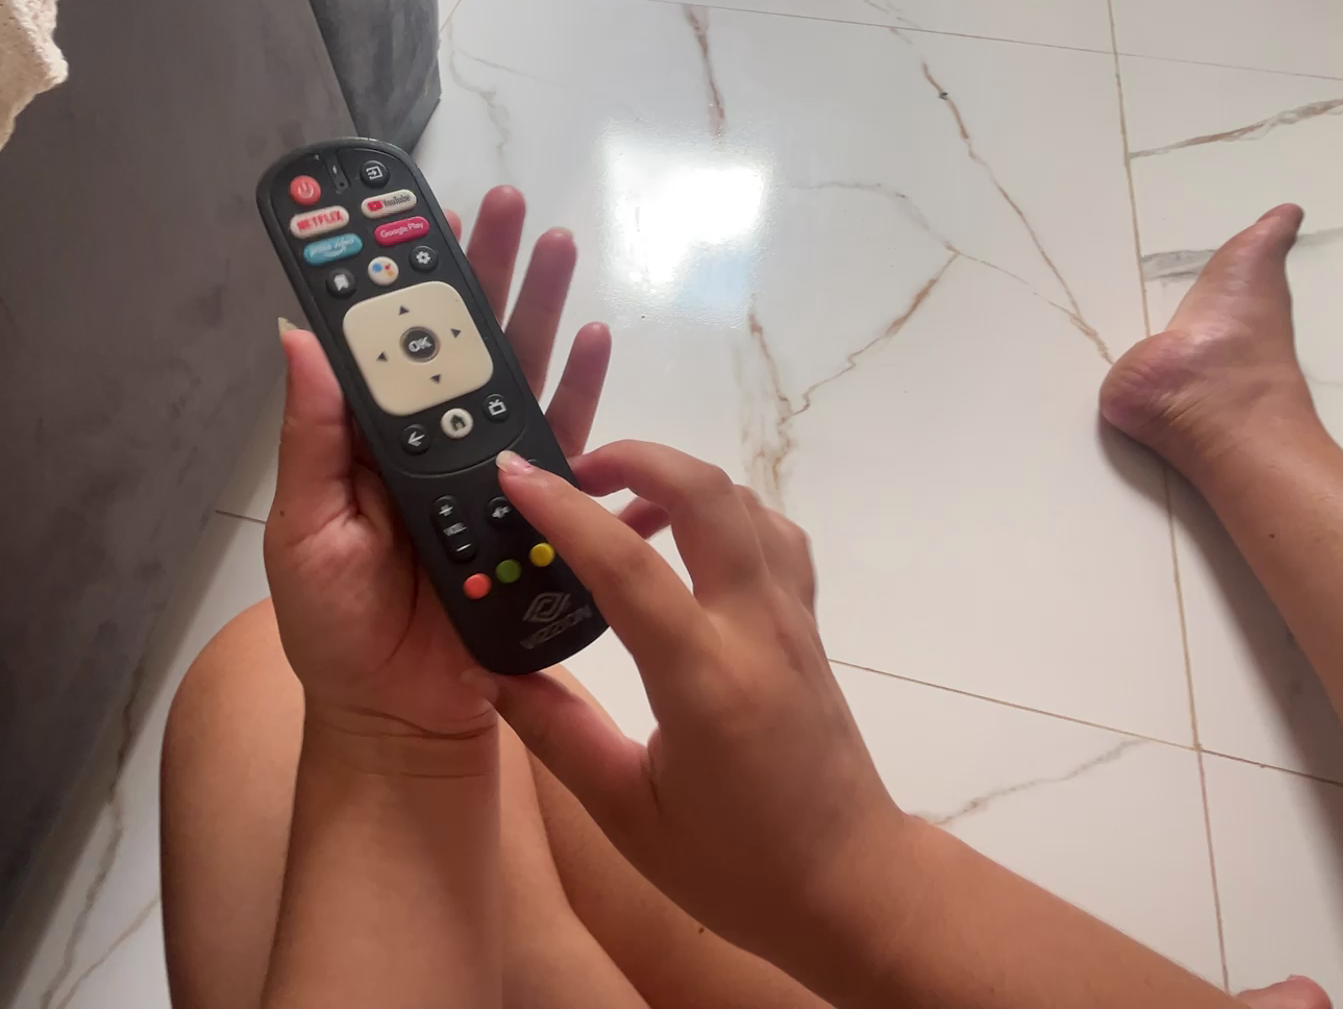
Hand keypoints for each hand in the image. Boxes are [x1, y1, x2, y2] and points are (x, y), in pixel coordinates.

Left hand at [264, 186, 612, 742]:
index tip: (424, 221)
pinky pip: (569, 451)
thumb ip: (312, 439)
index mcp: (381, 444)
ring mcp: (496, 477)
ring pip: (525, 383)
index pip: (401, 349)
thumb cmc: (338, 626)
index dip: (412, 285)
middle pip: (473, 350)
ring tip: (561, 253)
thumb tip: (299, 337)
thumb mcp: (305, 529)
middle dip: (490, 275)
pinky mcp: (539, 514)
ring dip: (544, 315)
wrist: (402, 710)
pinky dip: (587, 401)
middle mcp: (443, 447)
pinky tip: (598, 350)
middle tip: (512, 209)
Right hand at [486, 441, 908, 972]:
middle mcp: (755, 628)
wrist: (851, 884)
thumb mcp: (625, 810)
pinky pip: (770, 534)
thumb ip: (555, 730)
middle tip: (578, 475)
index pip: (626, 564)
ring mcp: (791, 617)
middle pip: (706, 494)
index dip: (563, 509)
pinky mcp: (806, 621)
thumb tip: (492, 671)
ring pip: (743, 501)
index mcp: (703, 679)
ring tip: (623, 508)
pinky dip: (723, 510)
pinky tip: (689, 544)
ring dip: (678, 480)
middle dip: (635, 457)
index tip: (516, 476)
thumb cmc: (737, 864)